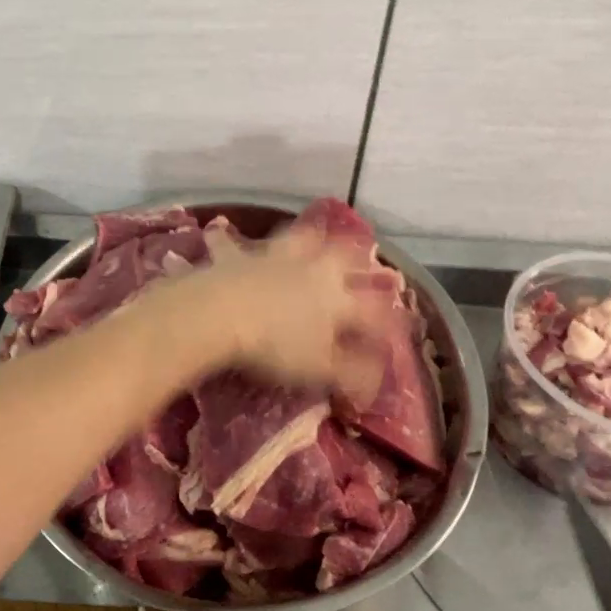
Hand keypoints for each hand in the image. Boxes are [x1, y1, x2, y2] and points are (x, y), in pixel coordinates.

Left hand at [154, 224, 392, 402]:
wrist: (221, 313)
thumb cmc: (276, 346)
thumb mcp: (321, 370)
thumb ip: (352, 374)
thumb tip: (375, 381)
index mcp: (339, 299)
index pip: (372, 310)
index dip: (385, 322)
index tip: (391, 331)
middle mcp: (312, 268)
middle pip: (343, 257)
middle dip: (357, 260)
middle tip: (362, 258)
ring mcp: (272, 257)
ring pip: (298, 238)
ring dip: (308, 238)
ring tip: (313, 235)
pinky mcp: (234, 256)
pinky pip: (229, 241)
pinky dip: (226, 237)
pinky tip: (219, 230)